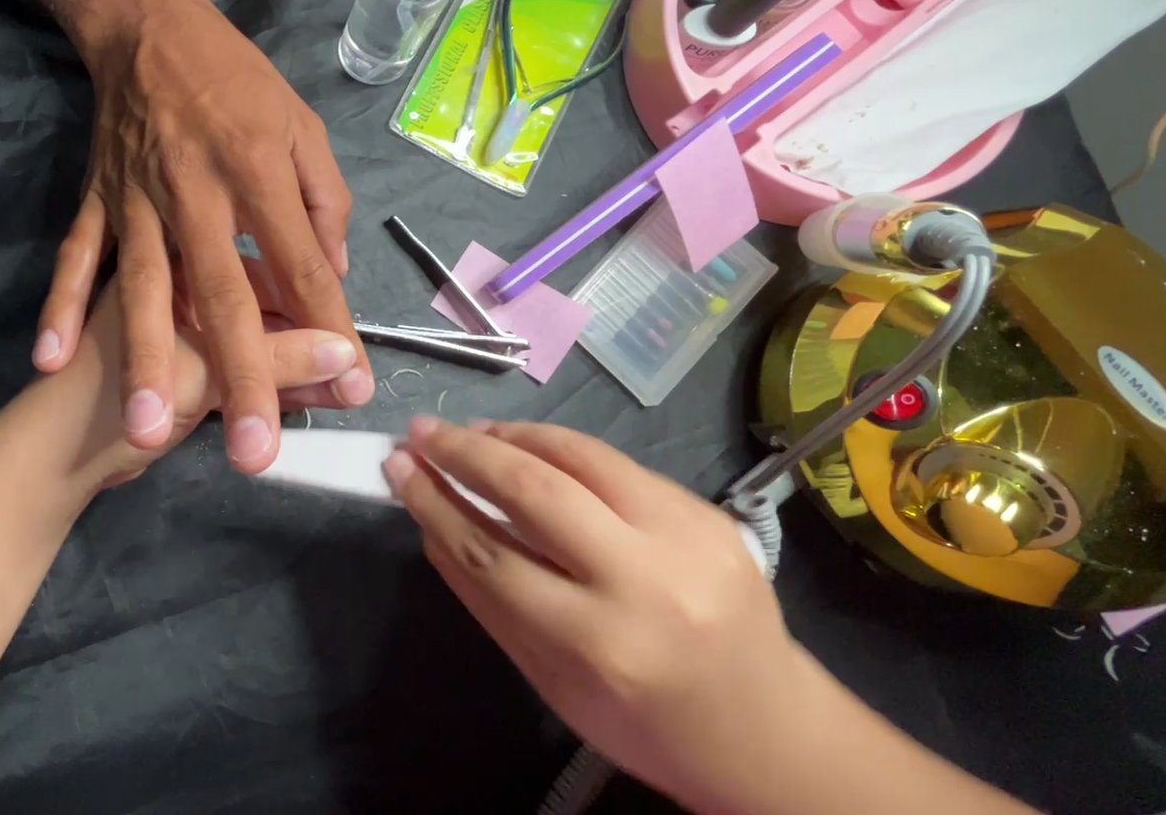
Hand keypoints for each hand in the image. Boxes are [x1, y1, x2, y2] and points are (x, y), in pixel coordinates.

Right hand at [32, 0, 371, 473]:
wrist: (147, 28)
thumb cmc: (236, 78)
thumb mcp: (301, 122)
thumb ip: (322, 198)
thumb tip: (331, 272)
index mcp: (257, 171)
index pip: (300, 264)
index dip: (331, 327)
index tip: (353, 388)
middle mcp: (197, 195)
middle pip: (223, 296)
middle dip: (242, 375)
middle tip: (255, 451)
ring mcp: (137, 202)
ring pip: (145, 291)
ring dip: (146, 361)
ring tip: (148, 430)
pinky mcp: (96, 201)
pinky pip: (78, 258)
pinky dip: (62, 307)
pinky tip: (51, 360)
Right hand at [383, 417, 820, 810]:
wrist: (768, 733)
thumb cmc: (643, 722)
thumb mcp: (549, 678)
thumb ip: (486, 596)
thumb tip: (430, 522)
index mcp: (600, 644)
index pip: (492, 554)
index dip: (433, 504)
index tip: (397, 469)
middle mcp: (649, 583)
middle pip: (535, 491)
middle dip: (465, 452)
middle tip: (421, 432)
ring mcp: (689, 538)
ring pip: (580, 457)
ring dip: (512, 436)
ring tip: (468, 432)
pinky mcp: (707, 513)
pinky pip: (616, 464)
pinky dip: (558, 447)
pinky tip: (525, 446)